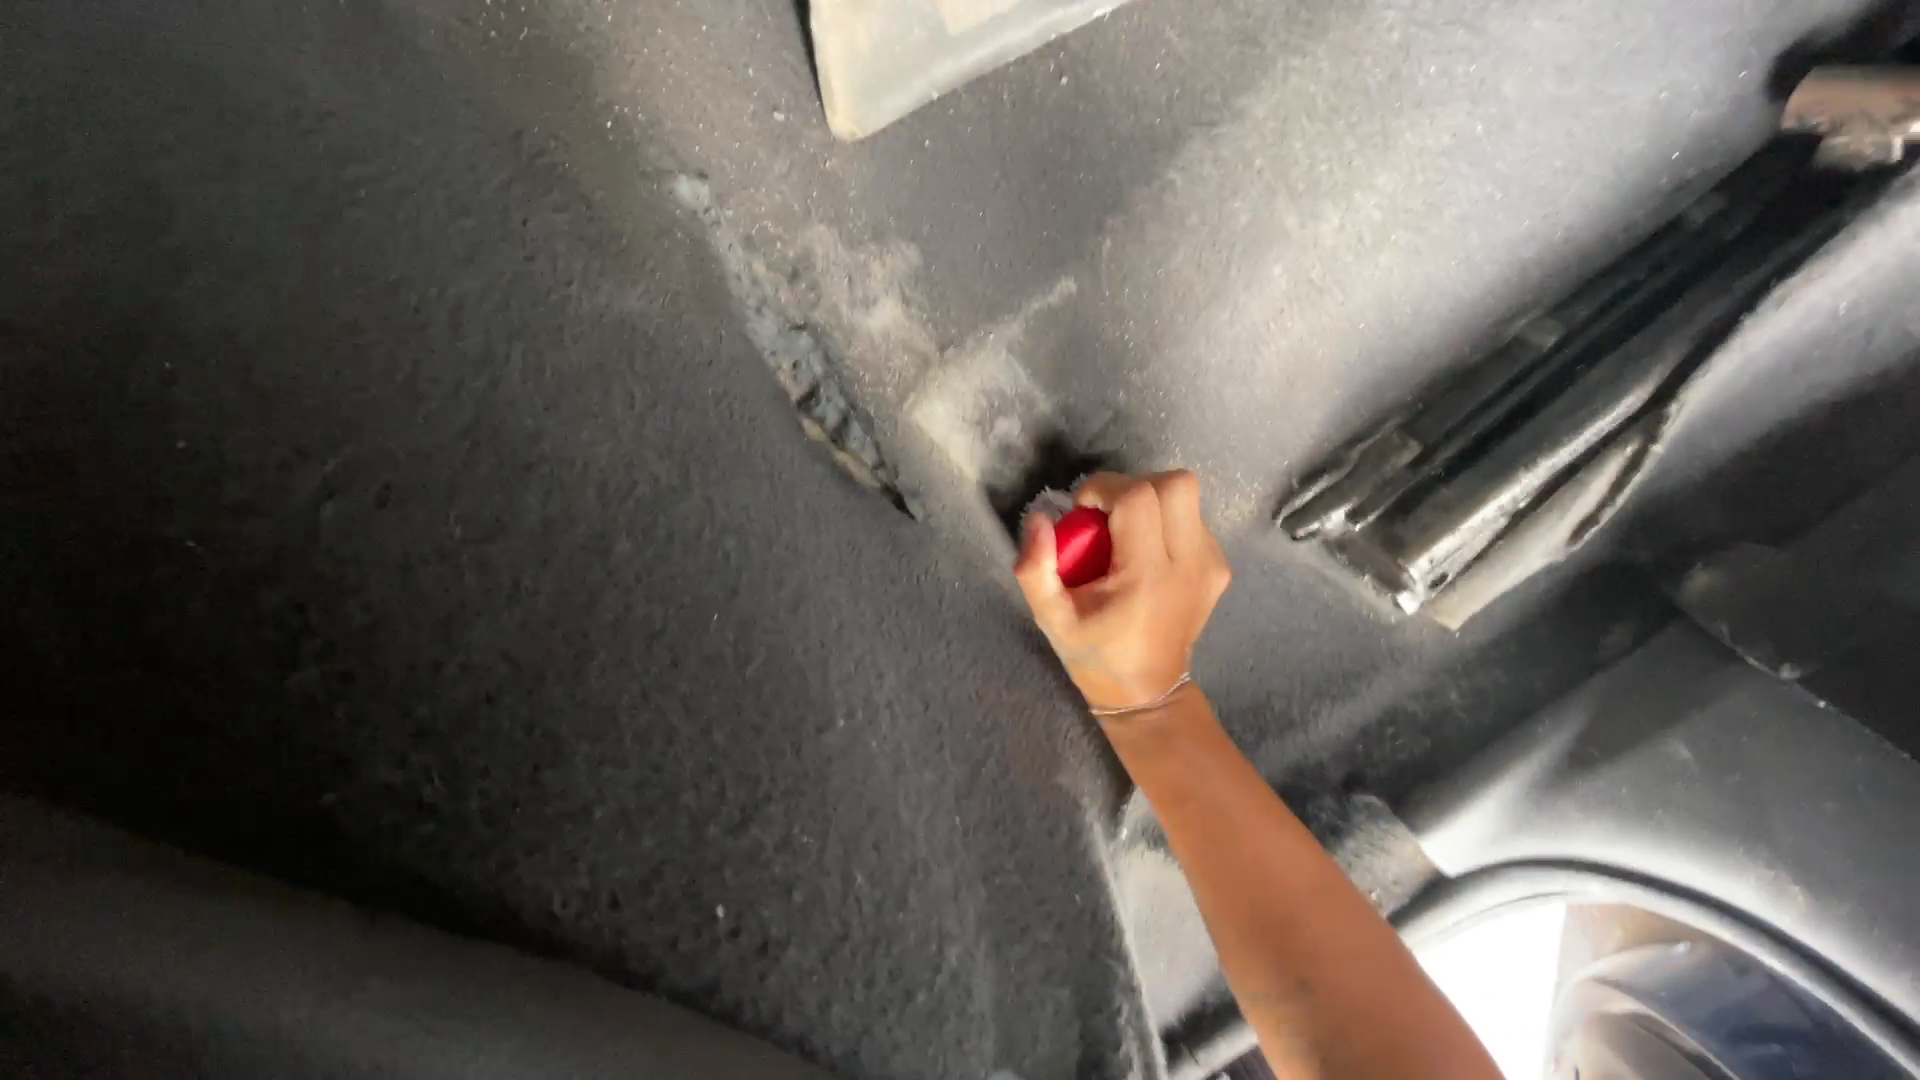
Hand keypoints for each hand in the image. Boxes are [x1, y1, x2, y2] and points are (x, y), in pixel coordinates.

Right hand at [1014, 470, 1230, 710]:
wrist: (1148, 692)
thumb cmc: (1096, 654)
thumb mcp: (1051, 618)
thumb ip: (1035, 569)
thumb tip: (1039, 518)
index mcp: (1146, 575)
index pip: (1138, 497)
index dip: (1104, 488)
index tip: (1082, 509)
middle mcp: (1188, 564)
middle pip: (1176, 484)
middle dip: (1134, 485)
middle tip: (1106, 513)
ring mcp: (1210, 565)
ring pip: (1187, 497)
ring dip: (1151, 501)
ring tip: (1125, 532)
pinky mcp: (1219, 568)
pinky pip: (1194, 520)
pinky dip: (1166, 521)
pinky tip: (1146, 550)